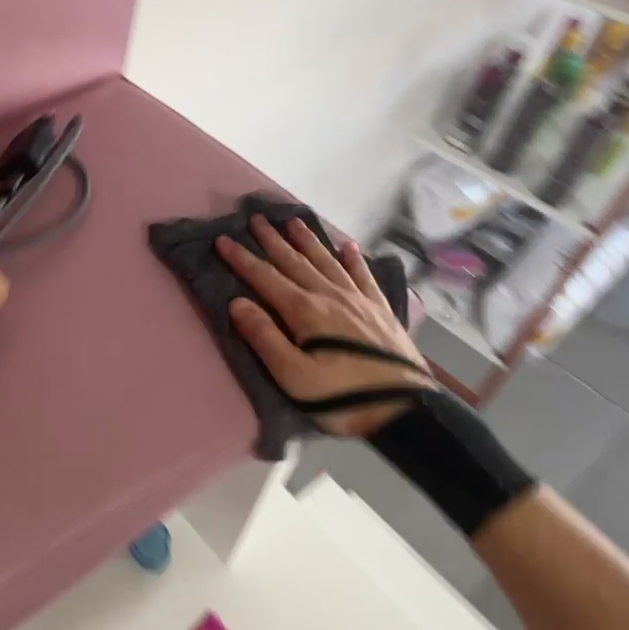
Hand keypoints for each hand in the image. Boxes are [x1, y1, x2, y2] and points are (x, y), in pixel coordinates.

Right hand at [217, 215, 432, 437]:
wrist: (406, 412)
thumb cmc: (342, 397)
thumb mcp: (293, 376)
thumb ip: (264, 337)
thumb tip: (237, 302)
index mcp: (304, 311)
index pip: (265, 278)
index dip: (242, 258)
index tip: (222, 239)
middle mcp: (330, 296)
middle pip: (295, 261)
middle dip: (272, 240)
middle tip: (256, 218)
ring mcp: (359, 301)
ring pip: (327, 262)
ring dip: (307, 240)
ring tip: (293, 221)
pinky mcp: (381, 311)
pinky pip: (364, 276)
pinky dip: (354, 260)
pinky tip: (348, 247)